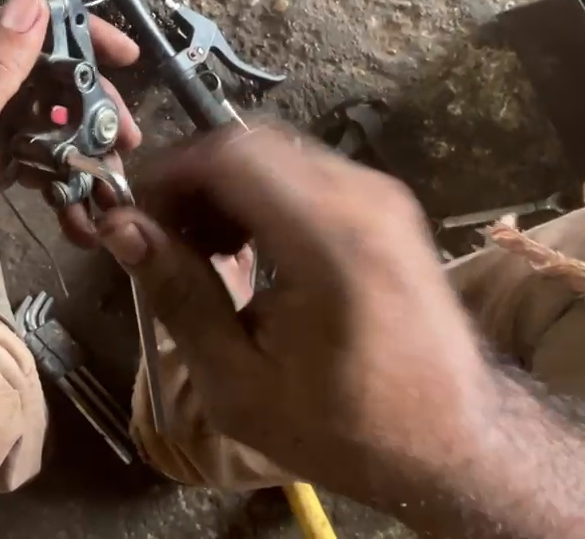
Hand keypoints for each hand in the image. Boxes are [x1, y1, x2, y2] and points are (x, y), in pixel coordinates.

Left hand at [0, 0, 140, 303]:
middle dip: (89, 100)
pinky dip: (55, 168)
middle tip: (125, 138)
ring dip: (79, 139)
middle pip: (42, 70)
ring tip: (111, 175)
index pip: (25, 23)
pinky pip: (28, 147)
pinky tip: (79, 202)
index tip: (125, 57)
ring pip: (40, 111)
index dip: (79, 34)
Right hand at [98, 125, 495, 506]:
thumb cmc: (351, 429)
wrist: (463, 442)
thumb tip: (120, 227)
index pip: (229, 155)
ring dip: (217, 183)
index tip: (135, 213)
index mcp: (331, 243)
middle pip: (243, 143)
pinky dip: (251, 188)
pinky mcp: (380, 198)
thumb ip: (179, 295)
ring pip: (266, 148)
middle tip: (161, 234)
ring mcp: (377, 190)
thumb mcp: (242, 385)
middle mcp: (360, 197)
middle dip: (187, 178)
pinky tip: (242, 242)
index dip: (168, 171)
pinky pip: (294, 165)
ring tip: (199, 246)